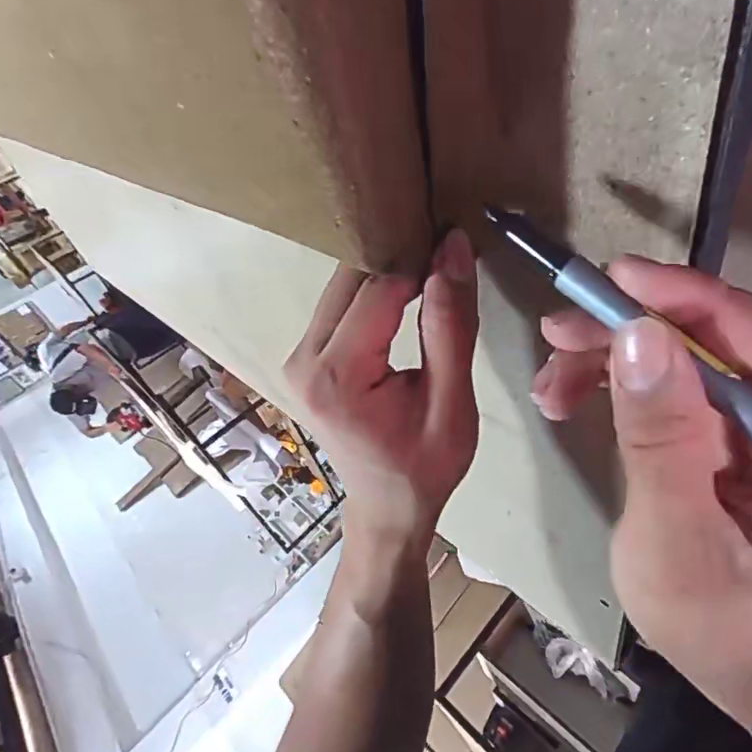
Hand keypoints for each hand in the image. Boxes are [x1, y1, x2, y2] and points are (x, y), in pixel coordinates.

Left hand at [285, 229, 480, 544]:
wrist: (386, 507)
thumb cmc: (423, 467)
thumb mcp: (451, 403)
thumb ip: (450, 327)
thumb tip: (453, 249)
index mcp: (335, 375)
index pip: (378, 288)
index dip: (419, 260)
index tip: (455, 243)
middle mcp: (302, 360)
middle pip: (350, 280)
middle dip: (399, 259)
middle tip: (445, 251)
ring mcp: (296, 359)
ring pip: (341, 288)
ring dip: (384, 274)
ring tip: (430, 271)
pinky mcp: (302, 360)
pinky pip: (337, 308)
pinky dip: (371, 294)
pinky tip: (403, 295)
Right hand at [531, 257, 751, 682]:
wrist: (724, 659)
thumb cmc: (705, 623)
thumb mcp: (671, 539)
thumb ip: (659, 439)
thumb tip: (638, 334)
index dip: (700, 307)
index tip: (620, 277)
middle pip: (738, 352)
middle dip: (640, 334)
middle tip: (561, 328)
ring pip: (703, 362)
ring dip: (620, 359)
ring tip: (553, 379)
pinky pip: (689, 387)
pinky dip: (627, 383)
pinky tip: (574, 393)